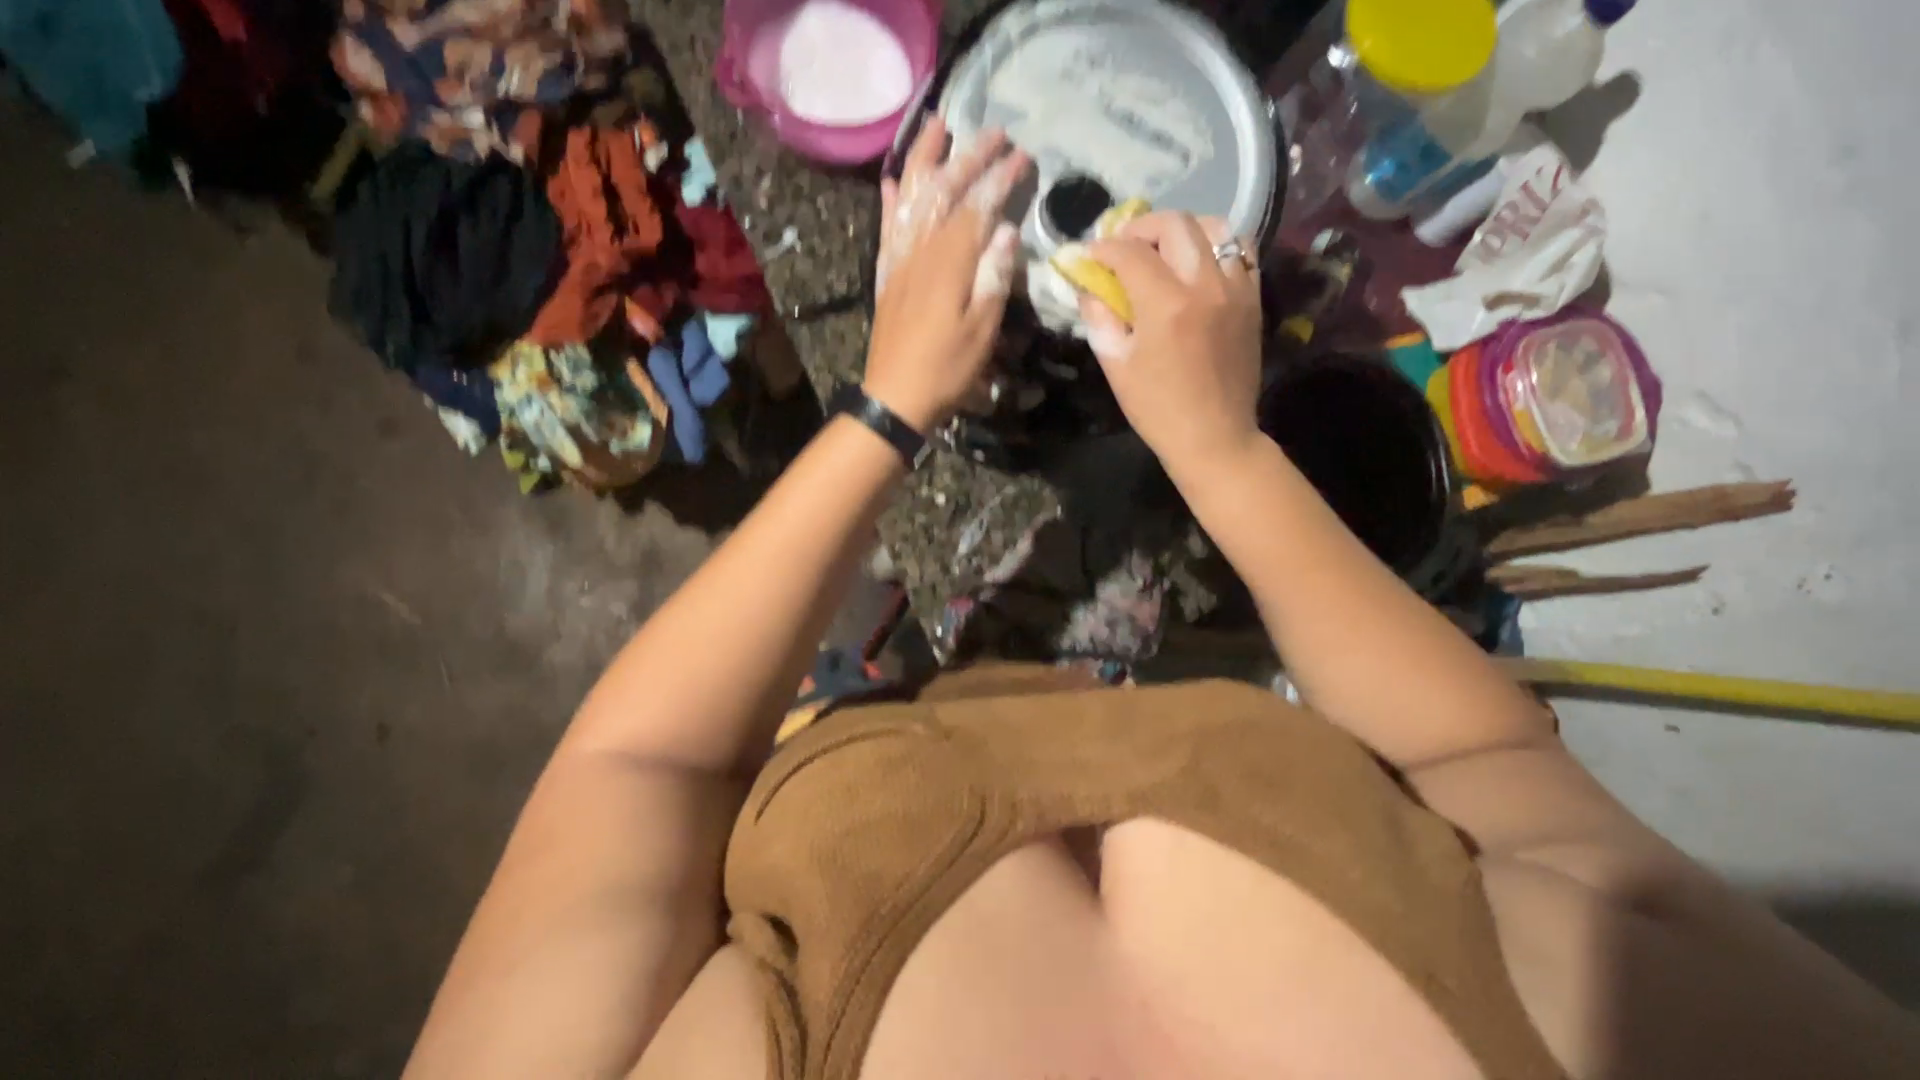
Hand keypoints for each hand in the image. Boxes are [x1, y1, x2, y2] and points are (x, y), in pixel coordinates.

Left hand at [862, 116, 1028, 432]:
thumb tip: (1007, 232)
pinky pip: (887, 228)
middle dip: (970, 157)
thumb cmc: (946, 368)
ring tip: (936, 126)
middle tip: (995, 132)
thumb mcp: (982, 329)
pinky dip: (891, 202)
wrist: (894, 396)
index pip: (977, 206)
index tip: (1022, 155)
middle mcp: (920, 249)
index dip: (1000, 179)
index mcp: (950, 261)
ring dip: (924, 159)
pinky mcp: (887, 274)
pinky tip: (894, 182)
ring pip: (910, 197)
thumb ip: (994, 277)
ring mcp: (899, 259)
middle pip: (944, 190)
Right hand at [1079, 212, 1263, 477]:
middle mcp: (1205, 286)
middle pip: (1176, 224)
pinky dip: (1216, 248)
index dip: (1104, 248)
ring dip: (1183, 231)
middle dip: (1142, 227)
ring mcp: (1236, 289)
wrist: (1214, 436)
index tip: (1090, 256)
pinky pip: (1241, 252)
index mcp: (1166, 305)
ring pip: (1214, 228)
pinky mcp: (1253, 299)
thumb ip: (1098, 315)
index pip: (1129, 252)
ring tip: (1165, 249)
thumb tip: (1089, 283)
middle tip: (1124, 245)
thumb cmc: (1157, 408)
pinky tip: (1198, 266)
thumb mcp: (1115, 364)